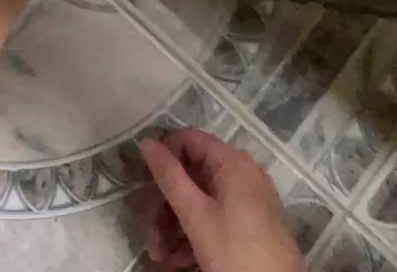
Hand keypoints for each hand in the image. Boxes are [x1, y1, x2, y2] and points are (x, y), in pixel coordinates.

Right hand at [137, 129, 304, 271]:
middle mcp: (243, 173)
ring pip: (201, 199)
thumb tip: (146, 141)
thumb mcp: (196, 216)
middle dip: (165, 203)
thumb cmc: (236, 252)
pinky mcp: (253, 225)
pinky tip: (180, 259)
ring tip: (161, 254)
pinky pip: (216, 217)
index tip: (142, 180)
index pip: (188, 138)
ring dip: (175, 224)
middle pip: (192, 174)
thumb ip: (170, 176)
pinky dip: (195, 233)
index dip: (162, 154)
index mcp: (233, 162)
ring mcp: (250, 200)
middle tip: (150, 232)